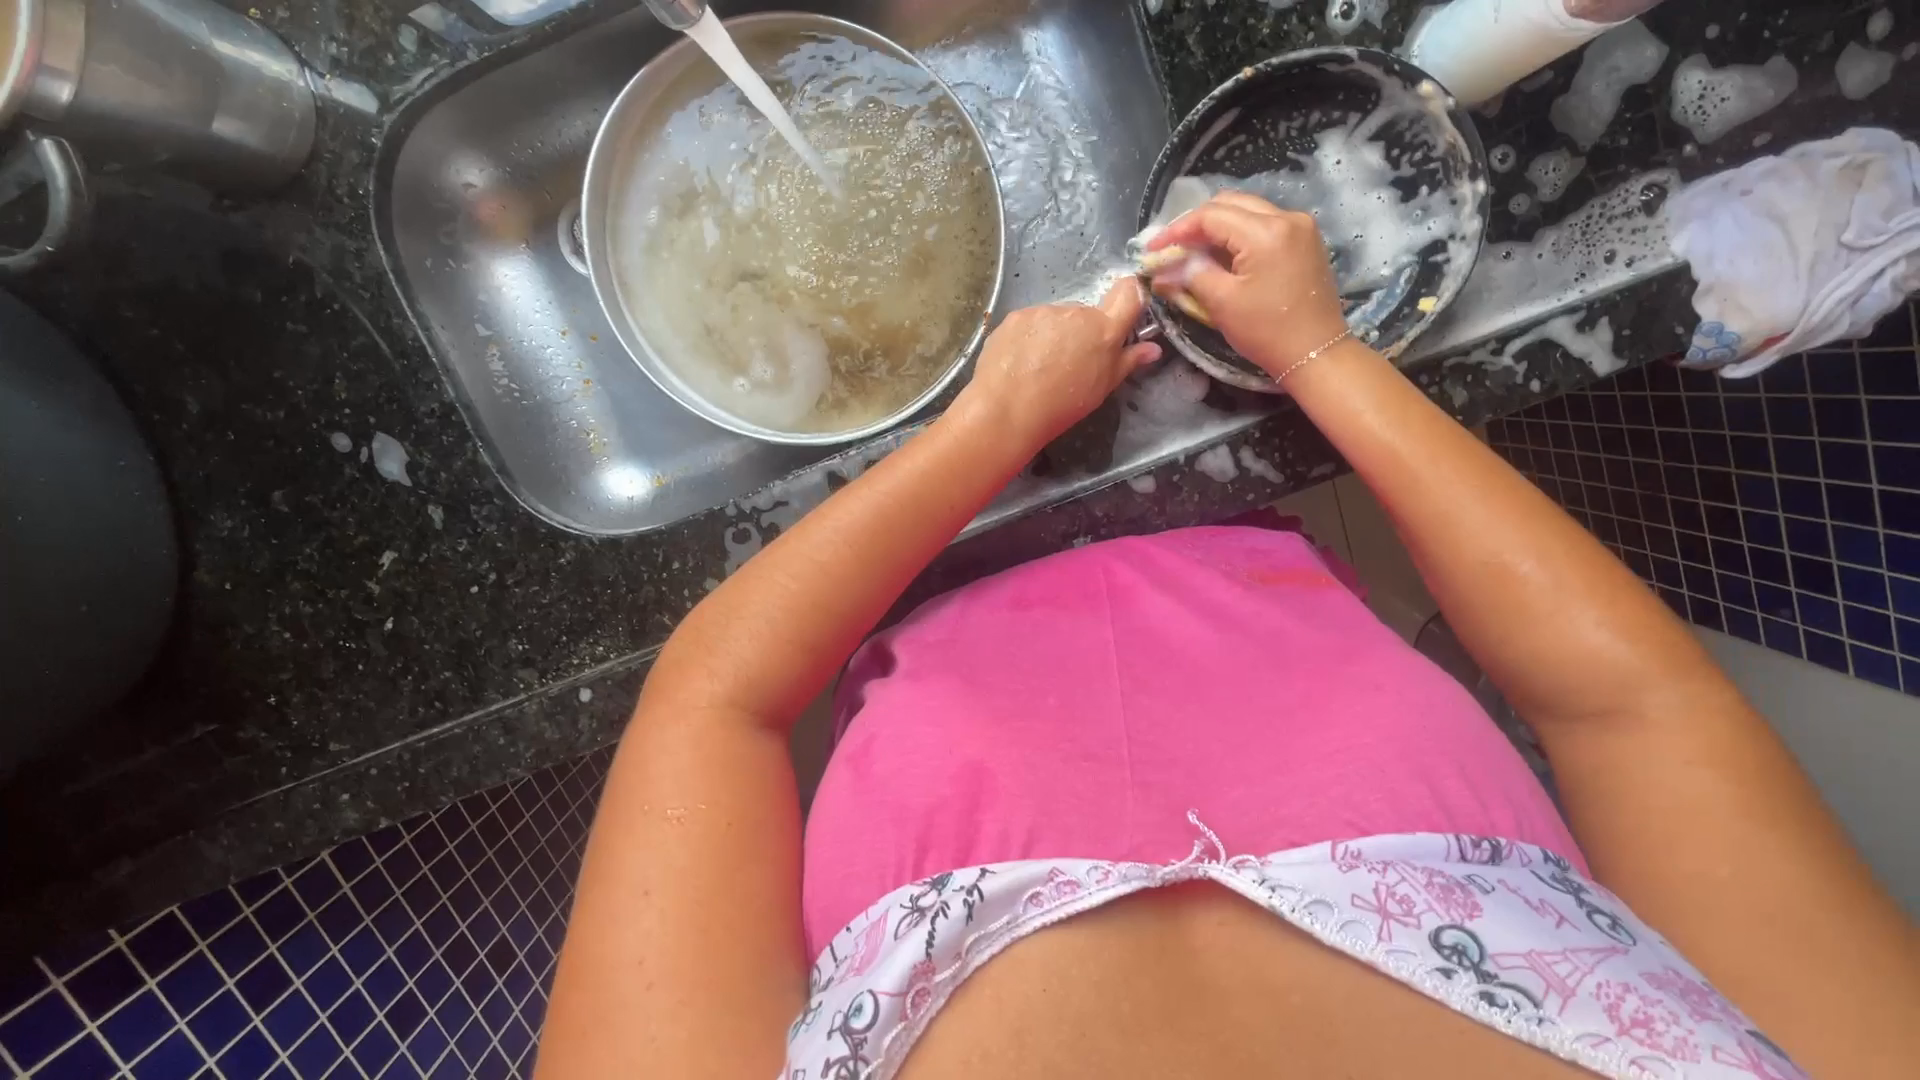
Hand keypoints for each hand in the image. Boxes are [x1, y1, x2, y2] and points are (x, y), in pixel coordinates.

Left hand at [952, 279, 1161, 450]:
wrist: (1007, 410)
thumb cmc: (1062, 405)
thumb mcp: (1101, 388)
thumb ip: (1127, 362)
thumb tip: (1153, 349)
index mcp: (1103, 330)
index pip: (1128, 293)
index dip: (1129, 297)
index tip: (1122, 312)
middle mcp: (1075, 313)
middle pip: (1085, 314)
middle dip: (1080, 332)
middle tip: (1067, 363)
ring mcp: (1044, 312)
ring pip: (1055, 319)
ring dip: (1052, 335)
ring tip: (1039, 366)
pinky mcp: (1016, 315)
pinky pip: (1029, 322)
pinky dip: (1028, 338)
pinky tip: (1020, 362)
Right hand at [1147, 193, 1349, 377]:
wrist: (1315, 352)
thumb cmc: (1266, 331)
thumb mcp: (1221, 303)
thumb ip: (1190, 274)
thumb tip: (1163, 267)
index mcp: (1265, 232)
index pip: (1211, 215)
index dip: (1177, 229)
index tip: (1153, 247)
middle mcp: (1286, 217)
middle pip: (1230, 204)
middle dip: (1197, 223)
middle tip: (1173, 247)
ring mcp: (1300, 226)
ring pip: (1247, 211)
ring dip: (1218, 227)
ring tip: (1194, 252)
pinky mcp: (1305, 239)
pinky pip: (1264, 223)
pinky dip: (1239, 234)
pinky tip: (1223, 255)